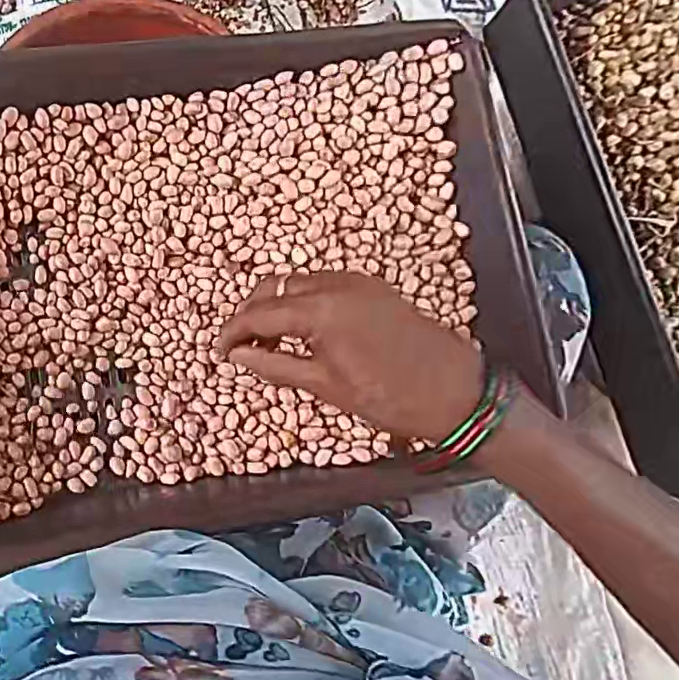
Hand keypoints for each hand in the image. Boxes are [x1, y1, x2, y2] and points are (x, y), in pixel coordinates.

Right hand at [214, 272, 485, 442]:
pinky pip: (320, 285)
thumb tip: (237, 357)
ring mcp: (355, 282)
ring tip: (267, 342)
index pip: (257, 314)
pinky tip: (298, 331)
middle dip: (249, 314)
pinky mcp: (370, 287)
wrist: (460, 392)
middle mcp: (334, 284)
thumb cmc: (390, 397)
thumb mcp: (323, 385)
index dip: (231, 332)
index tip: (219, 351)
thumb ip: (273, 366)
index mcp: (320, 310)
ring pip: (294, 283)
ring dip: (273, 306)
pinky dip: (299, 302)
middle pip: (271, 288)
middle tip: (240, 346)